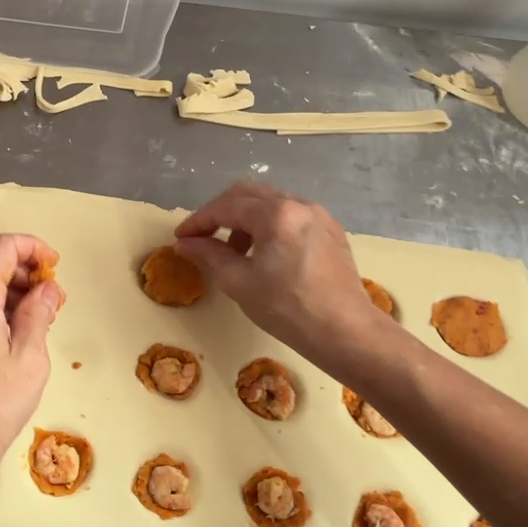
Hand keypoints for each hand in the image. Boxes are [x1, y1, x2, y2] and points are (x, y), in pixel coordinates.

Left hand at [0, 234, 62, 484]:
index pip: (0, 247)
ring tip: (40, 319)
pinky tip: (15, 334)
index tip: (55, 265)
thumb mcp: (30, 357)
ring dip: (11, 291)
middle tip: (54, 300)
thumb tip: (47, 288)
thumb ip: (38, 313)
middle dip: (24, 272)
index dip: (31, 247)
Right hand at [173, 182, 398, 372]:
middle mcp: (298, 205)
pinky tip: (262, 250)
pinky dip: (268, 223)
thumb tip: (185, 244)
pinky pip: (290, 213)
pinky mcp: (330, 230)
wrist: (347, 333)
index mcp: (275, 215)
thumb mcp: (238, 282)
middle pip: (247, 194)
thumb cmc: (288, 309)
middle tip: (201, 236)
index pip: (225, 207)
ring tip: (232, 248)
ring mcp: (319, 215)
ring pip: (270, 201)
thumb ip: (209, 255)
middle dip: (219, 212)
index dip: (198, 221)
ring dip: (243, 217)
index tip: (180, 238)